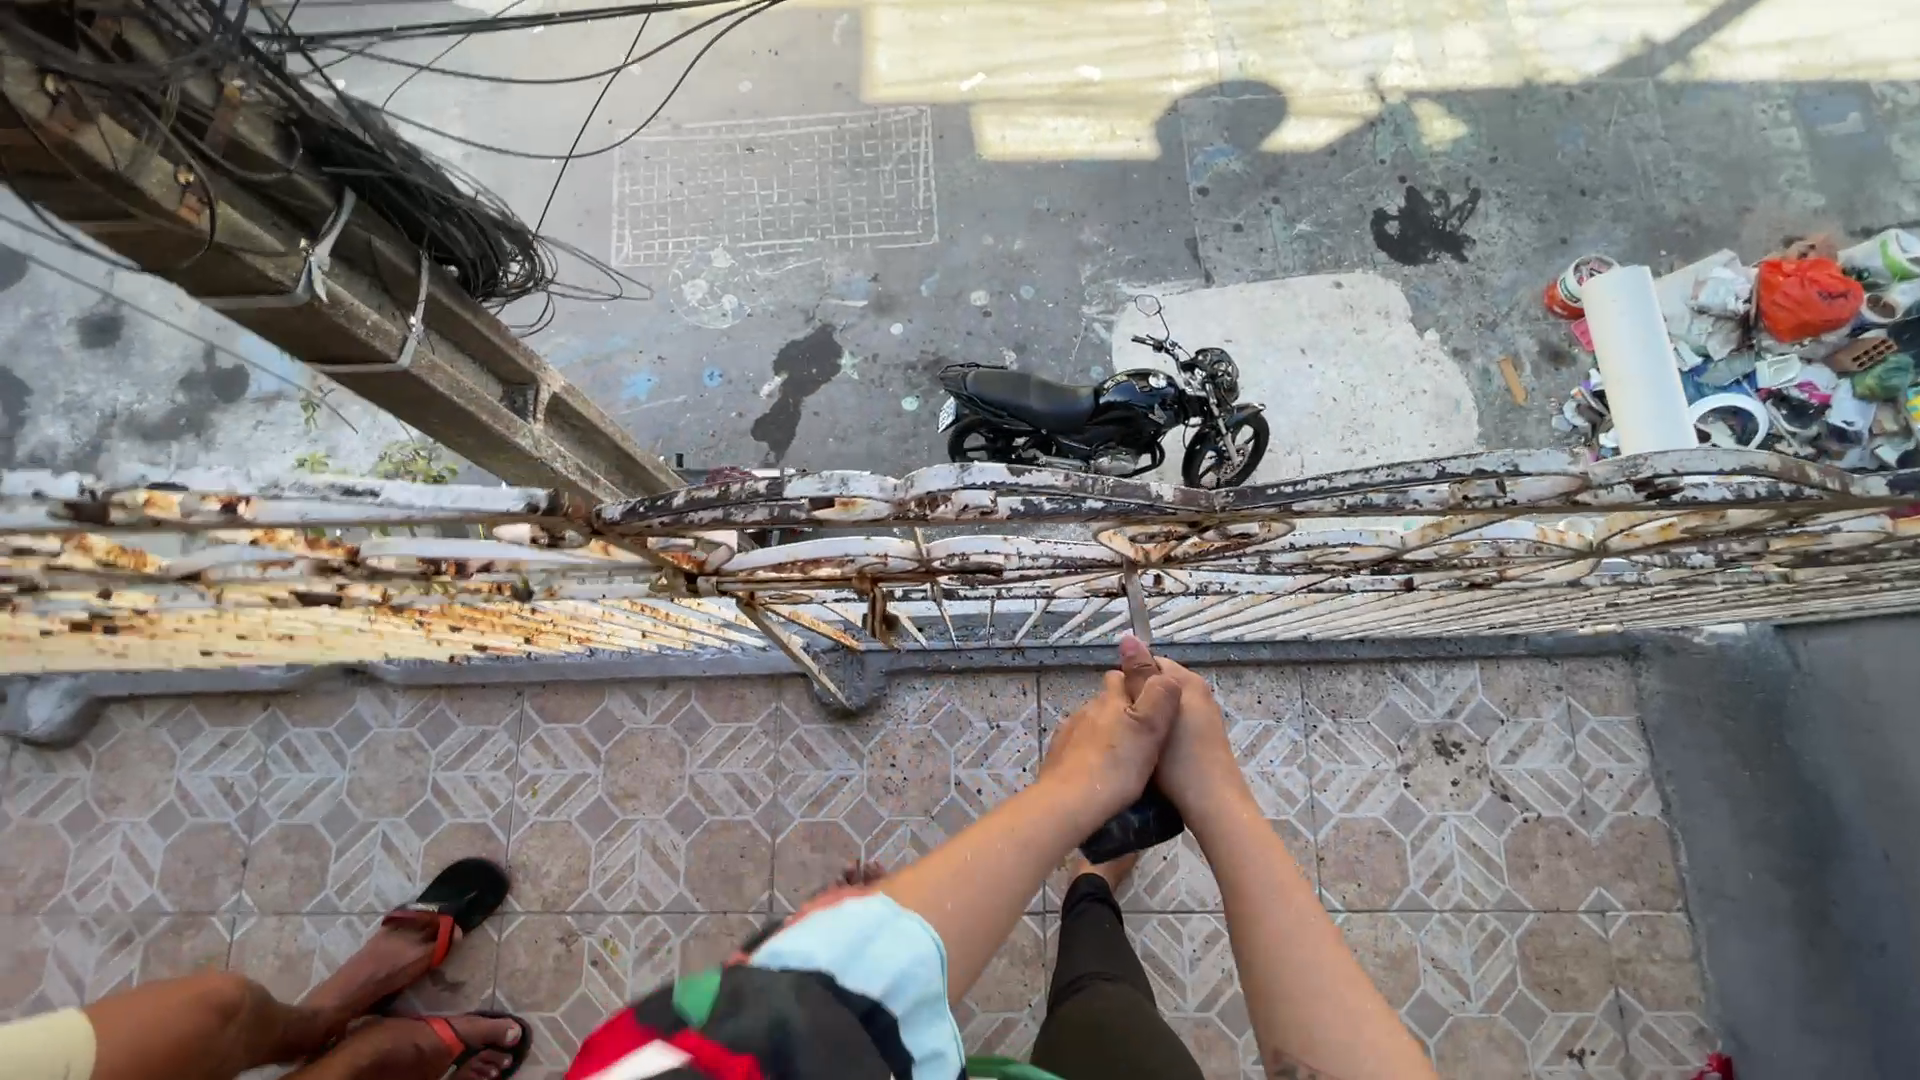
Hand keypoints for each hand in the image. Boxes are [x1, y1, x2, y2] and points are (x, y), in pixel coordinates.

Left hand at [1040, 661, 1180, 821]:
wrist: (1070, 800)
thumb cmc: (1116, 765)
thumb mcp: (1149, 728)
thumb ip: (1158, 696)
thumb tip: (1165, 672)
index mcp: (1109, 700)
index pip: (1120, 677)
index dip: (1135, 684)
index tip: (1151, 702)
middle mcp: (1086, 709)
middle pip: (1105, 701)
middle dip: (1120, 710)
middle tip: (1141, 733)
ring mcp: (1068, 731)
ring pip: (1091, 722)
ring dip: (1105, 731)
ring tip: (1121, 754)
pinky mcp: (1057, 753)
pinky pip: (1077, 743)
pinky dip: (1089, 750)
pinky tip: (1098, 767)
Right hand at [1117, 639, 1252, 819]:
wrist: (1212, 804)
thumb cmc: (1178, 758)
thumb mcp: (1150, 714)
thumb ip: (1138, 677)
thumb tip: (1128, 637)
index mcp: (1189, 682)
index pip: (1151, 662)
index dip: (1128, 677)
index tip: (1112, 700)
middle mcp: (1199, 694)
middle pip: (1157, 685)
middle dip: (1136, 699)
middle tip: (1116, 721)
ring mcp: (1203, 718)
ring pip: (1162, 708)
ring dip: (1145, 718)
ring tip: (1128, 736)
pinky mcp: (1203, 740)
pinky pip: (1172, 725)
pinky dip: (1157, 732)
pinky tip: (1146, 750)